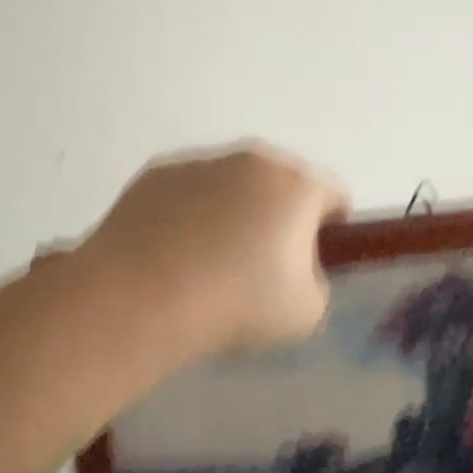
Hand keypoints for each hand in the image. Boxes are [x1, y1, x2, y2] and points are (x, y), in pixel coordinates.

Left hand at [78, 142, 349, 360]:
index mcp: (296, 185)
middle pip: (280, 184)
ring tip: (207, 267)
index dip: (331, 231)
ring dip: (230, 214)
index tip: (310, 266)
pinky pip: (186, 194)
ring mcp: (198, 163)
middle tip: (260, 269)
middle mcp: (251, 159)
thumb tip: (296, 271)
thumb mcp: (306, 313)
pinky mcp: (153, 176)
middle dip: (277, 218)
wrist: (139, 300)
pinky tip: (171, 257)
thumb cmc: (235, 303)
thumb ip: (315, 283)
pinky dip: (187, 217)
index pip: (334, 196)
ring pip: (231, 186)